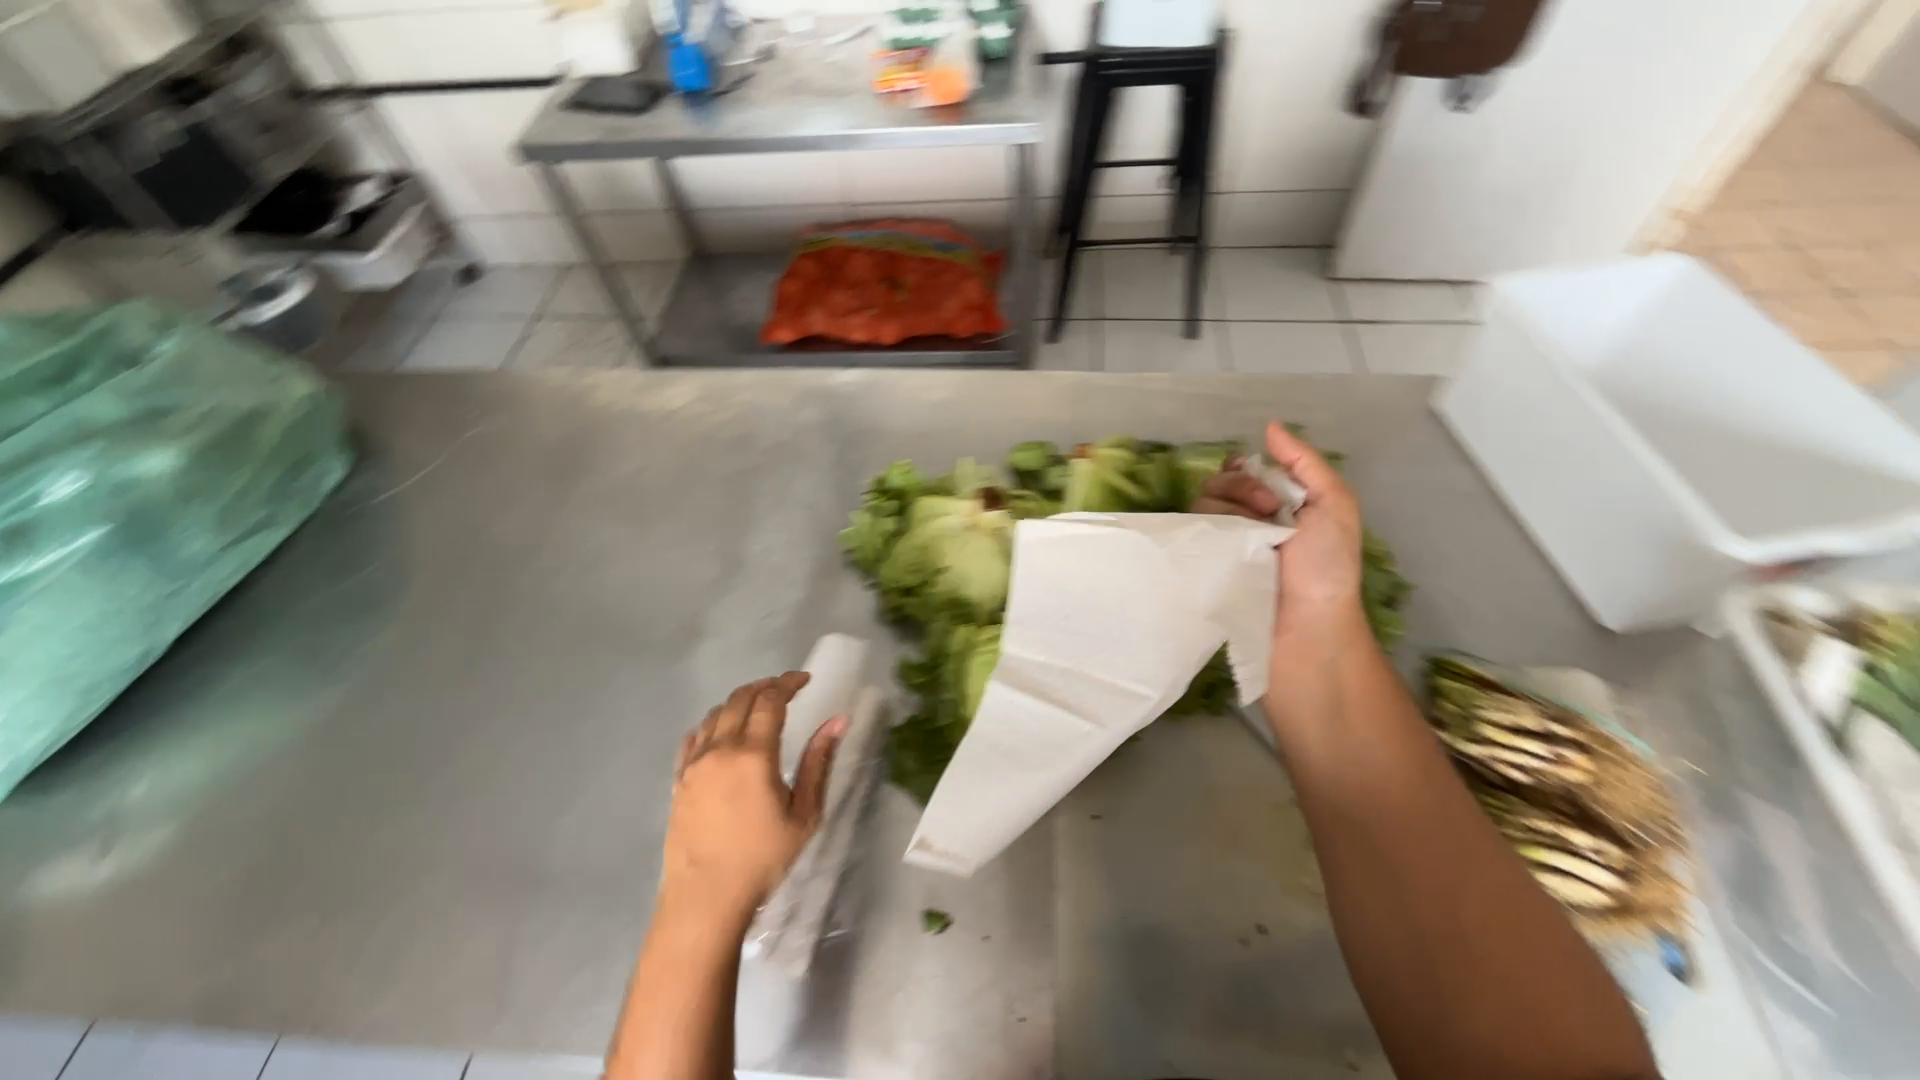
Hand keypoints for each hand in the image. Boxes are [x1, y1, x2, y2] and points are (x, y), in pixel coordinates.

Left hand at [662, 672, 846, 920]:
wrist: (706, 898)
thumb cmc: (763, 859)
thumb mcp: (804, 814)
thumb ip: (819, 762)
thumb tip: (837, 721)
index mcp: (754, 754)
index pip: (770, 700)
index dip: (788, 683)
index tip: (804, 680)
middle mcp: (720, 749)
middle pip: (740, 699)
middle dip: (765, 686)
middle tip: (785, 689)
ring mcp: (694, 763)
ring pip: (715, 714)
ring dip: (738, 702)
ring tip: (757, 707)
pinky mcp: (678, 780)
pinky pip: (694, 737)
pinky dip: (712, 724)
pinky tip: (722, 732)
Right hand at [1193, 423, 1372, 717]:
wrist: (1308, 627)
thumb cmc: (1328, 568)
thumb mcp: (1335, 504)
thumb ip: (1305, 462)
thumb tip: (1269, 427)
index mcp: (1275, 505)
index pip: (1241, 471)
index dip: (1244, 472)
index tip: (1263, 488)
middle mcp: (1244, 522)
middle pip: (1218, 485)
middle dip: (1238, 491)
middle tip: (1265, 514)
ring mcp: (1222, 547)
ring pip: (1200, 508)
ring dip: (1223, 514)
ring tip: (1248, 540)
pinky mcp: (1204, 569)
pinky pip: (1188, 538)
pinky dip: (1199, 535)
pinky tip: (1218, 549)